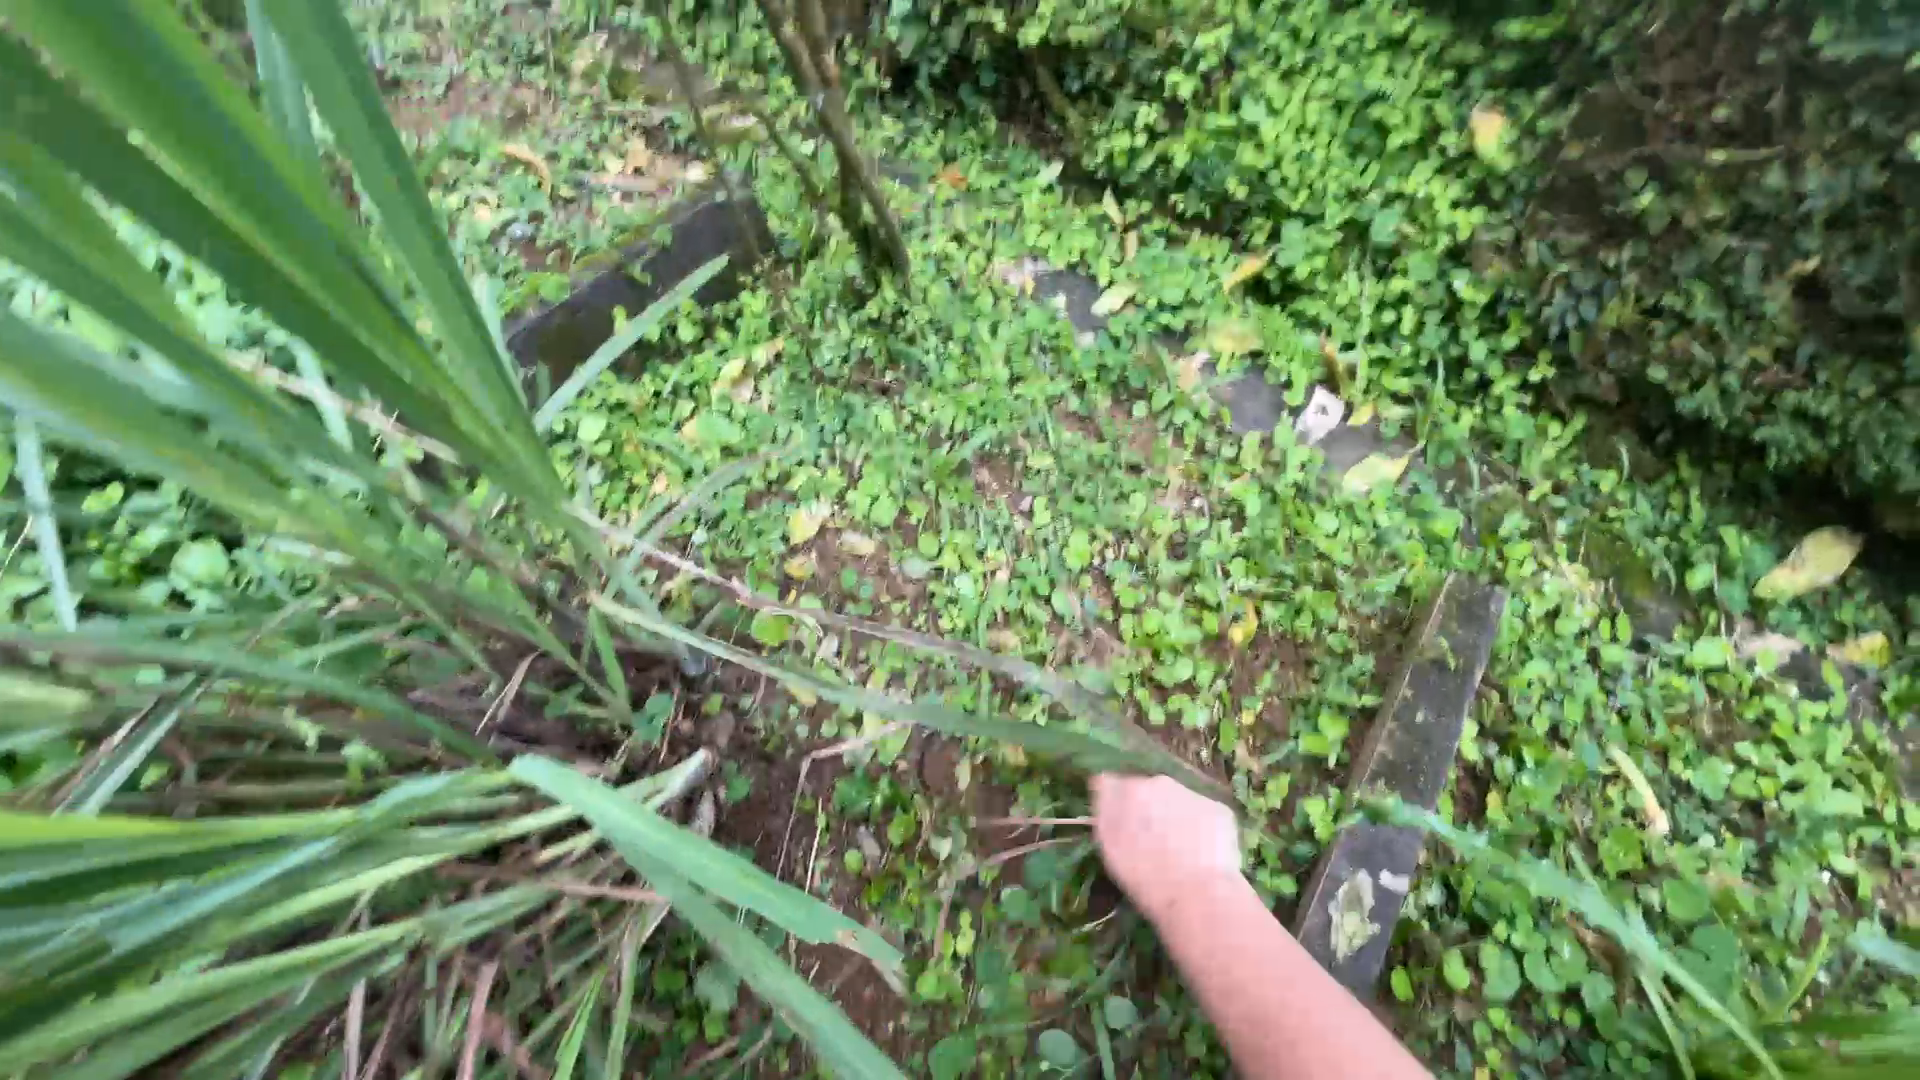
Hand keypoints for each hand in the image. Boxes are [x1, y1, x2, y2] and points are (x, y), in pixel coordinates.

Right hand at [1089, 772, 1242, 925]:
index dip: (1115, 802)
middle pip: (1146, 789)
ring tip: (1179, 852)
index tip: (1119, 823)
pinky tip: (1202, 854)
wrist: (1198, 895)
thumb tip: (1106, 787)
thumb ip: (1105, 809)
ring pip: (1176, 800)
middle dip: (1146, 808)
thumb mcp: (1109, 846)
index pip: (1111, 783)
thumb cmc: (1144, 877)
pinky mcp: (1219, 809)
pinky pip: (1203, 814)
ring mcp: (1191, 793)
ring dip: (1174, 816)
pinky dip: (1201, 828)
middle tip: (1150, 841)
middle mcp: (1158, 782)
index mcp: (1126, 789)